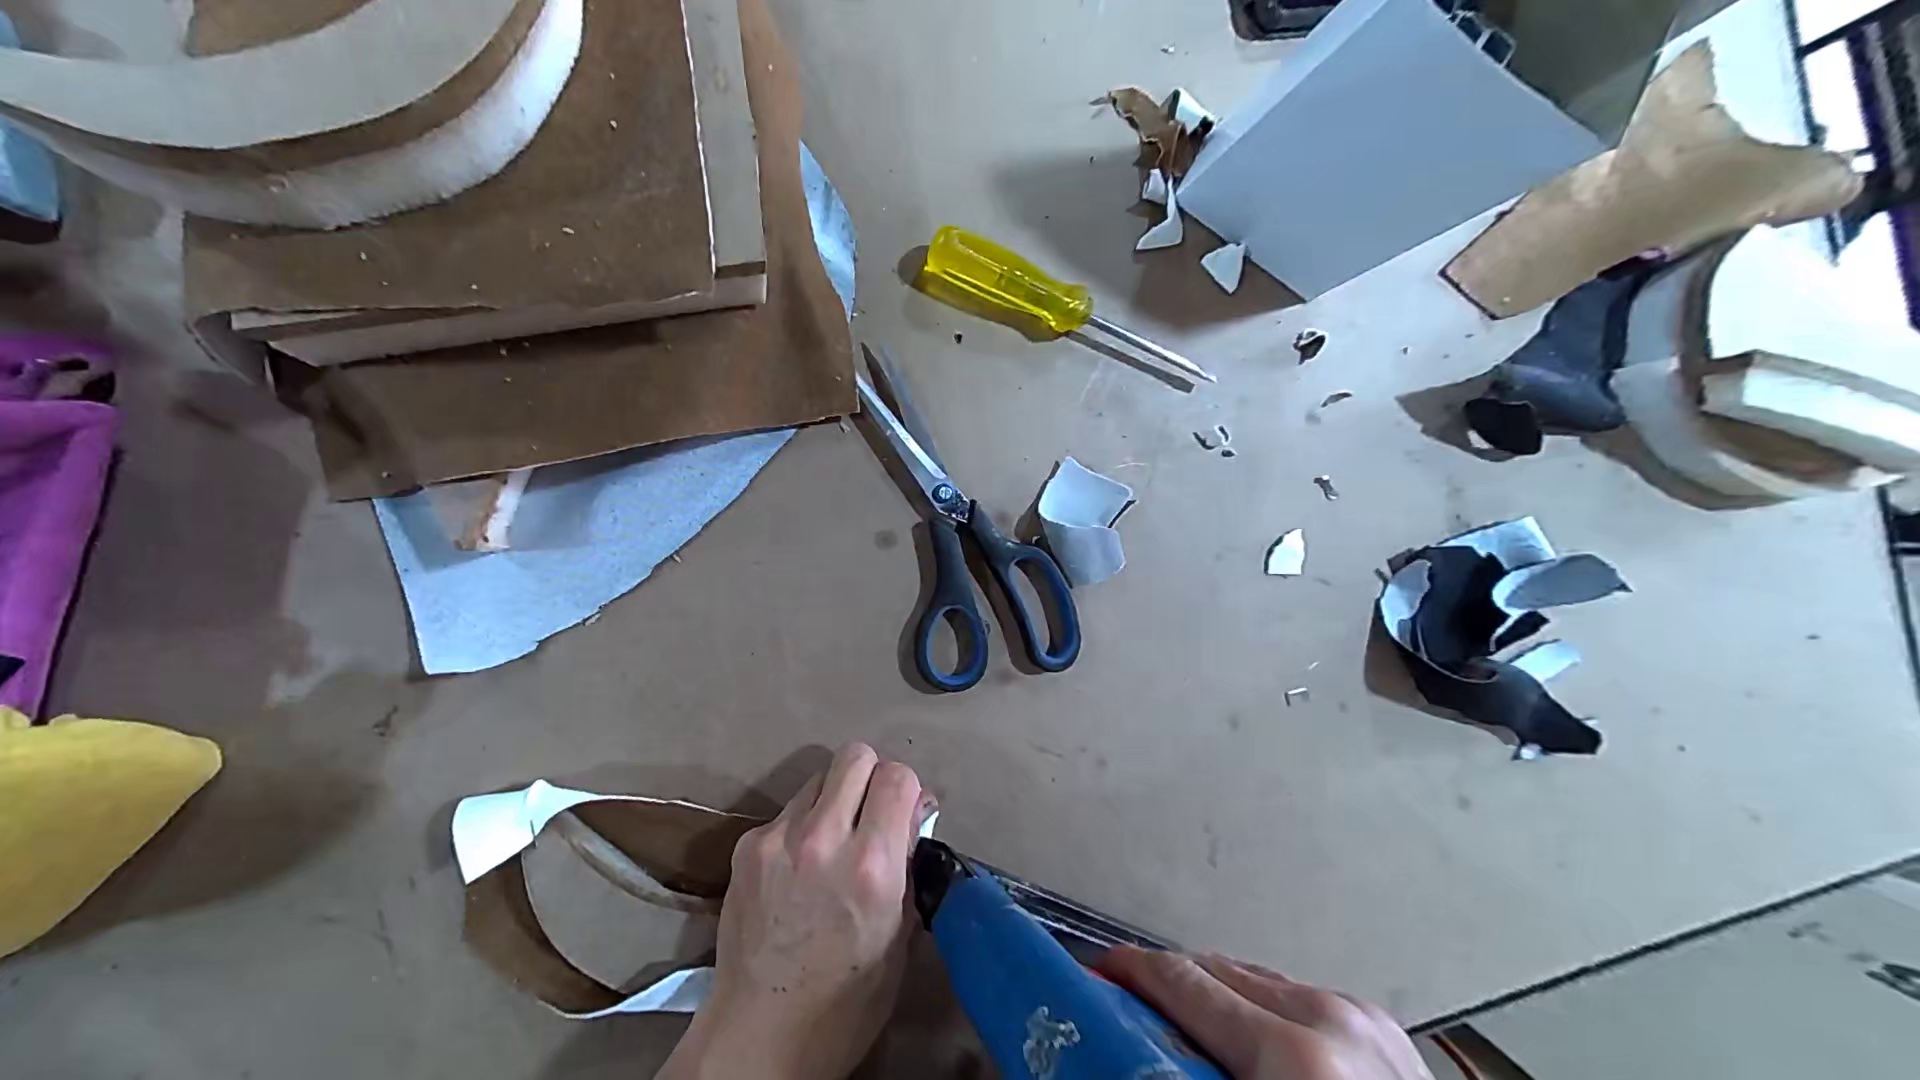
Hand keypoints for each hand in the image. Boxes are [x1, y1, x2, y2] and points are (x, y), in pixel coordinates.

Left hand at [659, 742, 930, 1079]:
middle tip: (871, 812)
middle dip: (871, 775)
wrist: (760, 1035)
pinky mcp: (747, 845)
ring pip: (819, 776)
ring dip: (835, 796)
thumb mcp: (900, 934)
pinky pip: (788, 810)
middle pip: (856, 754)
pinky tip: (798, 865)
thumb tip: (913, 810)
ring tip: (832, 839)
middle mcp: (824, 838)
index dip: (907, 790)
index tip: (904, 813)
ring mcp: (779, 838)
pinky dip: (802, 823)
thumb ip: (908, 860)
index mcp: (872, 865)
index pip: (898, 776)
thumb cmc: (847, 999)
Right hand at [1098, 948, 1432, 1079]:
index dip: (1130, 969)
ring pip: (1252, 976)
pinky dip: (1259, 1008)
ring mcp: (1363, 1019)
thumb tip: (1133, 1059)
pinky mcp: (1383, 1026)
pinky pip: (1294, 994)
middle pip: (1213, 966)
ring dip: (1212, 994)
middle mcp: (1330, 1021)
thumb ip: (1187, 1077)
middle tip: (1131, 1008)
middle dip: (1166, 983)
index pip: (1184, 979)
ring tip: (1188, 1030)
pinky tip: (1249, 1042)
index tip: (1099, 972)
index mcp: (1297, 1060)